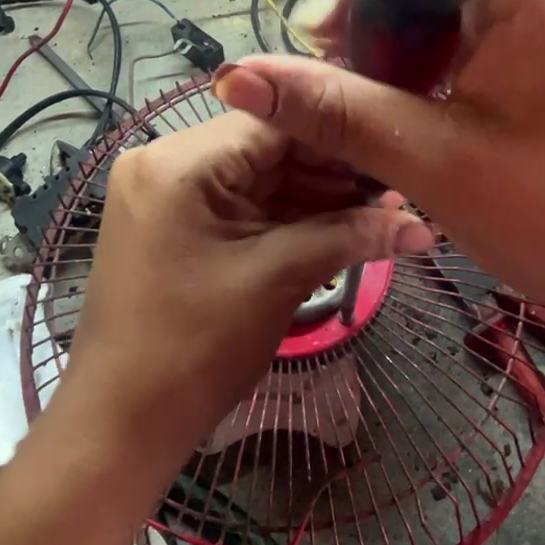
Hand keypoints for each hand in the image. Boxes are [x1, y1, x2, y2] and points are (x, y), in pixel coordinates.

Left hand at [62, 110, 432, 456]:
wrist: (121, 423)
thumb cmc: (195, 347)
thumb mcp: (277, 279)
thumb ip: (349, 237)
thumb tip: (423, 227)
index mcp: (180, 161)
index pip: (275, 121)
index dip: (340, 135)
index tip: (394, 152)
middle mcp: (165, 160)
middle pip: (266, 147)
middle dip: (331, 171)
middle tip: (395, 190)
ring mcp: (165, 191)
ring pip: (256, 176)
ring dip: (313, 195)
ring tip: (379, 211)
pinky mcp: (173, 220)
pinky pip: (239, 202)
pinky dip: (283, 215)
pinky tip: (336, 225)